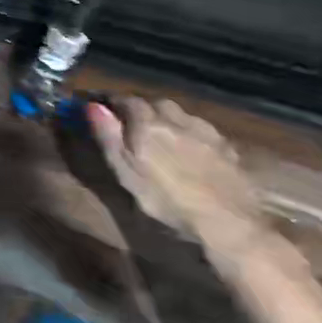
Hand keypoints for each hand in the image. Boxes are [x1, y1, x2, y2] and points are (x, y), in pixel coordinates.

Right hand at [87, 97, 264, 254]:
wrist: (229, 222)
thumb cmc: (167, 200)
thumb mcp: (125, 172)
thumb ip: (108, 136)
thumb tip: (92, 106)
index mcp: (148, 124)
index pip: (127, 100)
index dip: (112, 101)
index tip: (101, 106)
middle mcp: (177, 120)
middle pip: (156, 102)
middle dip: (142, 107)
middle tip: (133, 122)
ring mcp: (206, 132)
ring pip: (182, 113)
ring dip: (168, 117)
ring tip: (163, 132)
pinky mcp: (228, 148)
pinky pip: (203, 129)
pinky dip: (191, 131)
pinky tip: (192, 147)